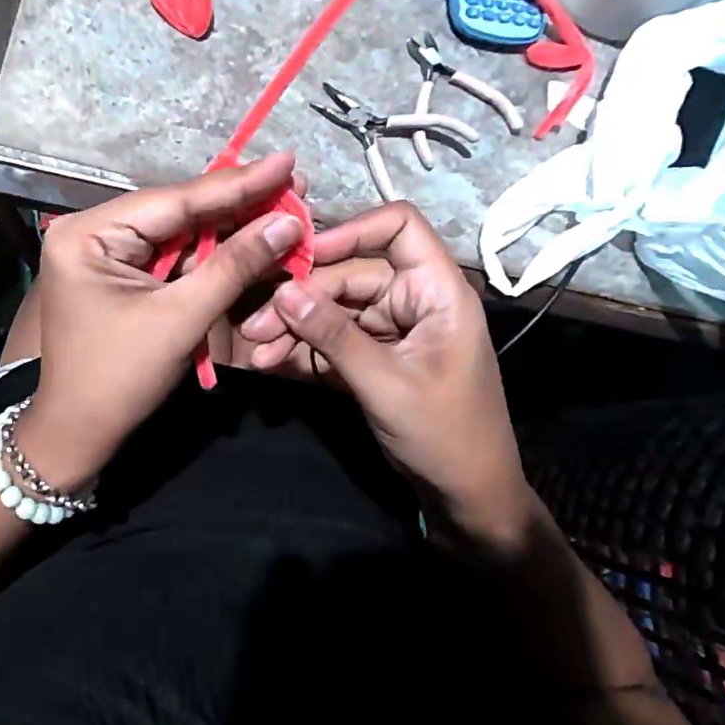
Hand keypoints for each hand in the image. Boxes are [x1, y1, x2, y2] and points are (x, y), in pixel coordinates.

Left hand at [20, 154, 305, 487]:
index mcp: (89, 234)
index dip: (238, 184)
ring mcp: (108, 252)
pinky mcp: (124, 274)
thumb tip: (288, 224)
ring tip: (284, 204)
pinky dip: (215, 253)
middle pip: (180, 211)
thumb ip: (235, 265)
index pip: (176, 200)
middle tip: (294, 184)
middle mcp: (94, 231)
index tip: (286, 161)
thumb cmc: (121, 378)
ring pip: (183, 231)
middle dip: (239, 203)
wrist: (80, 433)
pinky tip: (253, 236)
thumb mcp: (181, 318)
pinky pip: (177, 256)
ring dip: (232, 226)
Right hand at [238, 203, 536, 544]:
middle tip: (257, 327)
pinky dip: (306, 351)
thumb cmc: (444, 435)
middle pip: (351, 276)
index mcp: (437, 291)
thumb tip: (283, 293)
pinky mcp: (376, 357)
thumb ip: (334, 336)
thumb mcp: (385, 383)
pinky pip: (335, 341)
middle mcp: (414, 300)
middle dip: (303, 300)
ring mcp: (393, 330)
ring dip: (296, 328)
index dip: (352, 230)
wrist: (467, 496)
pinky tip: (271, 363)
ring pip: (336, 311)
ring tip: (257, 351)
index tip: (304, 255)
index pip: (400, 227)